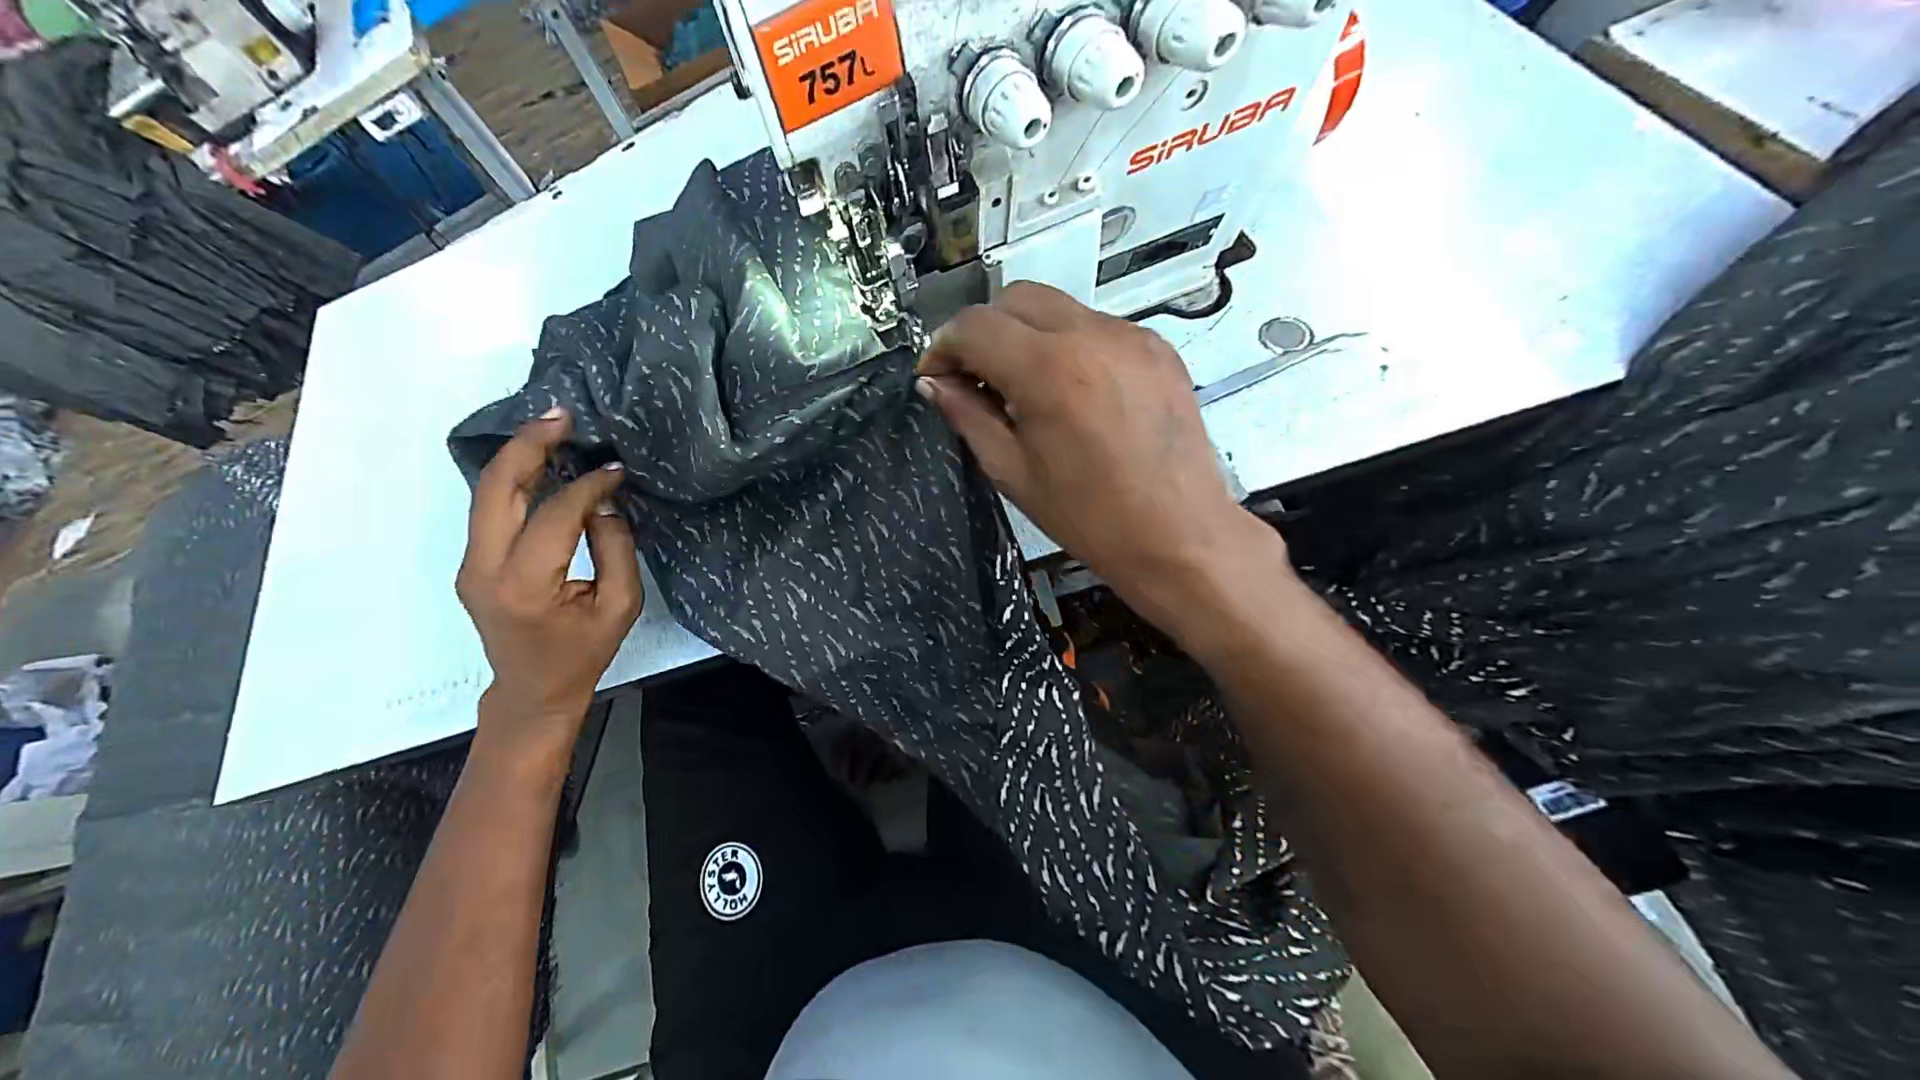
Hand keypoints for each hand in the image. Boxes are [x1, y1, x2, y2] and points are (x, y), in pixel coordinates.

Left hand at [456, 408, 643, 764]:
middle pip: (496, 488)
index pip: (555, 516)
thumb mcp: (621, 606)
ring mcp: (469, 564)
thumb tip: (603, 501)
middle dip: (529, 445)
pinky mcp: (472, 561)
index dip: (588, 487)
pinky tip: (540, 460)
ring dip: (518, 455)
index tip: (617, 471)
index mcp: (525, 586)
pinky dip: (514, 477)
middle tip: (563, 415)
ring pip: (486, 492)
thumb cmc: (583, 653)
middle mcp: (484, 568)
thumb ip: (615, 548)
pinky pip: (491, 507)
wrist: (531, 690)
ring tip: (552, 427)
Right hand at [915, 282, 1282, 634]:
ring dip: (1027, 336)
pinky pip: (1096, 327)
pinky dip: (1069, 347)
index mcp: (1050, 370)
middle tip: (974, 377)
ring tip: (1023, 388)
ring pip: (1058, 308)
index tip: (936, 374)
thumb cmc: (1093, 517)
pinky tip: (1068, 391)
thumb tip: (936, 385)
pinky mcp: (1157, 349)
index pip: (976, 325)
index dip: (944, 346)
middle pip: (1016, 298)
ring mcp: (1132, 337)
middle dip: (984, 331)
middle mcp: (1093, 337)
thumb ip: (968, 416)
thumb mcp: (1013, 471)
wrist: (1178, 535)